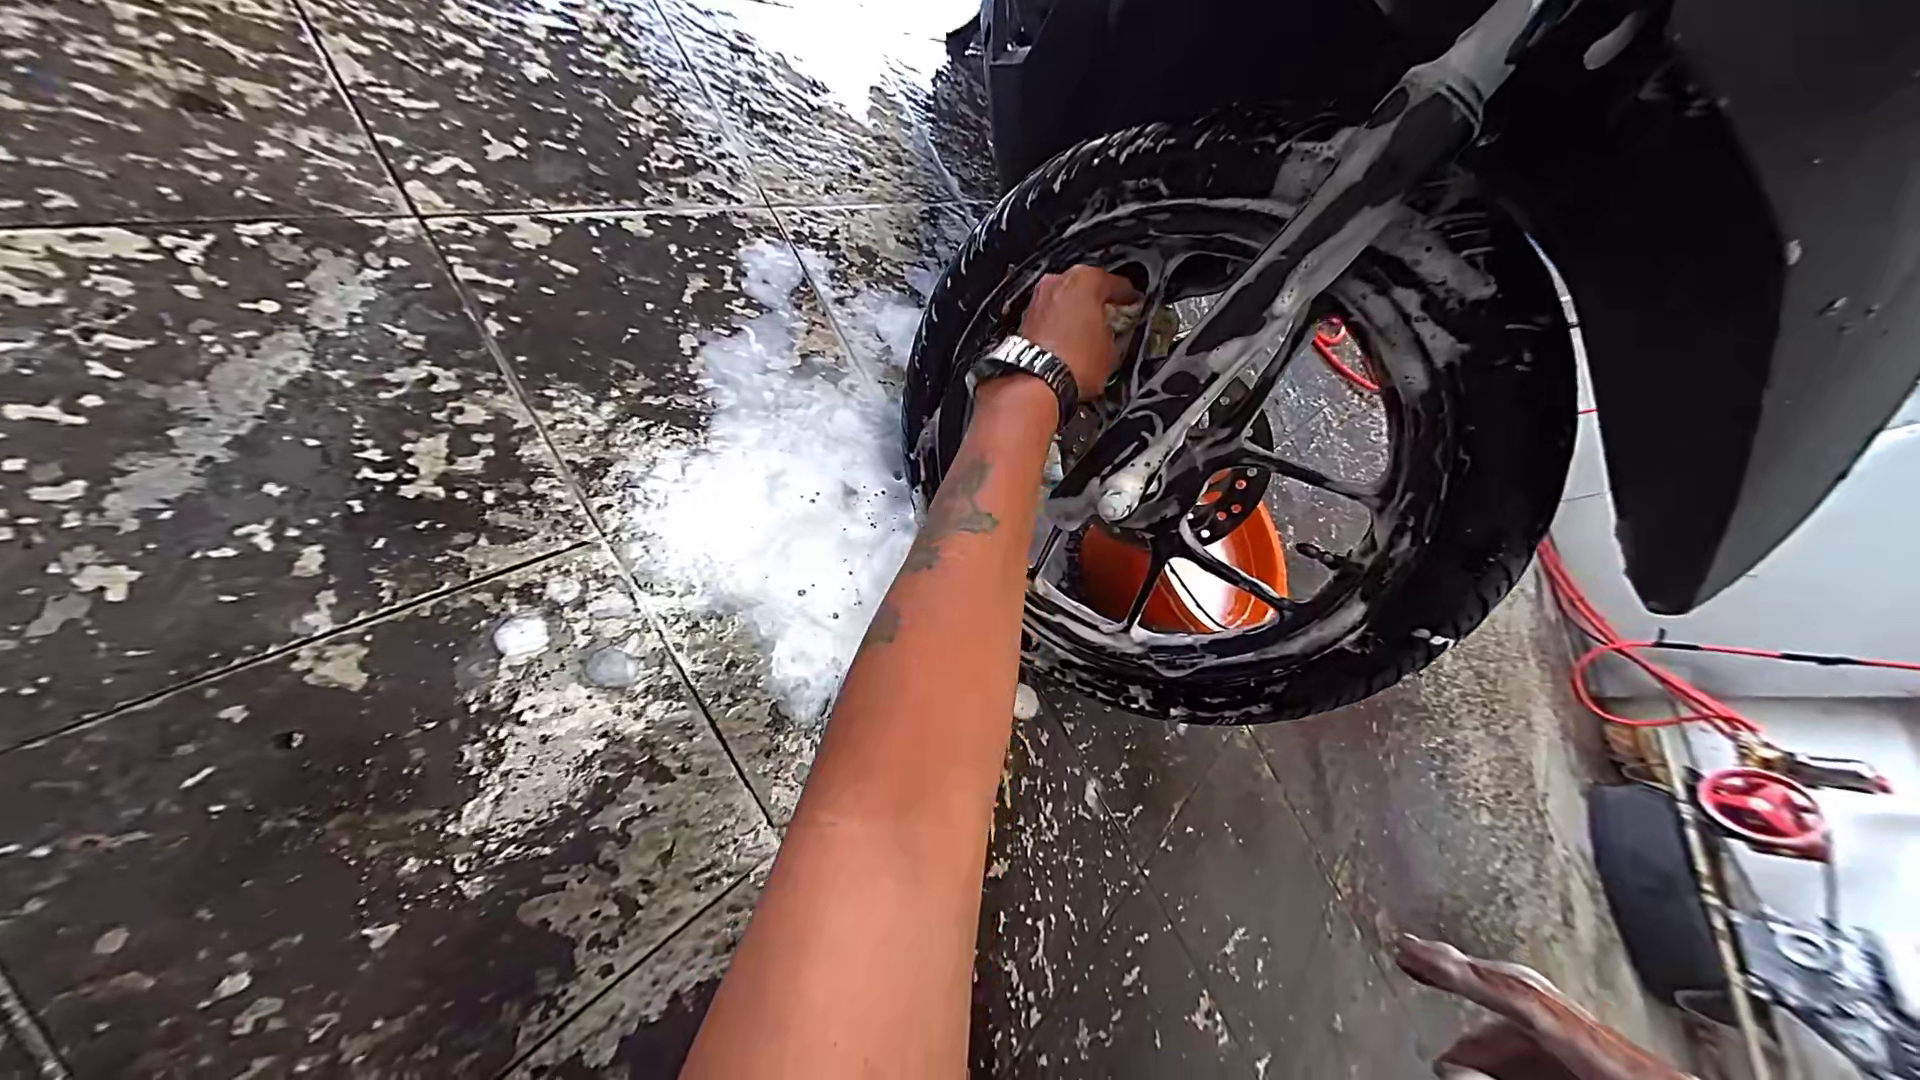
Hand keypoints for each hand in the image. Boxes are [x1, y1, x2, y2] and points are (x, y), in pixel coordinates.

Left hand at [1018, 266, 1139, 398]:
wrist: (1038, 382)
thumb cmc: (1072, 362)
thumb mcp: (1111, 349)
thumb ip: (1113, 333)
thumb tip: (1110, 338)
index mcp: (1086, 279)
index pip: (1115, 283)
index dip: (1128, 295)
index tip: (1133, 300)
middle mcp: (1058, 282)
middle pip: (1084, 287)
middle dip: (1097, 301)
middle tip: (1111, 315)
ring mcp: (1038, 301)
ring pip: (1064, 301)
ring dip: (1076, 314)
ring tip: (1088, 334)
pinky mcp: (1024, 322)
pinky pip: (1049, 319)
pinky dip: (1059, 326)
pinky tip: (1068, 343)